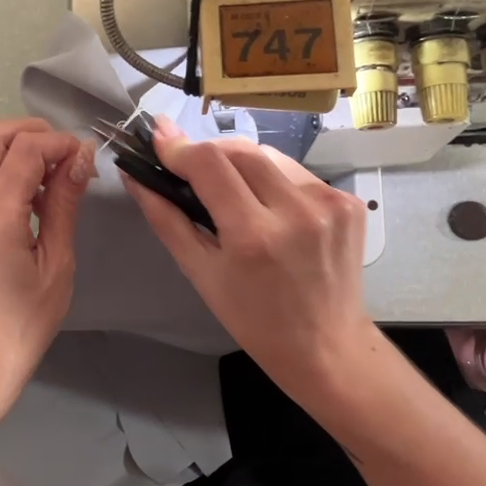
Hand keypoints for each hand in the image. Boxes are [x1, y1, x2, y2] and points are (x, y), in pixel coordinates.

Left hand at [0, 118, 93, 405]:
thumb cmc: (28, 319)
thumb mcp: (58, 261)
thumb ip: (64, 203)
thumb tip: (80, 157)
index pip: (24, 149)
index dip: (60, 142)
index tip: (87, 158)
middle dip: (35, 133)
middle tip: (69, 158)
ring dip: (20, 149)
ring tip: (56, 178)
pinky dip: (9, 169)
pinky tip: (37, 198)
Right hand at [123, 114, 371, 396]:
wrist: (326, 346)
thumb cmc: (253, 319)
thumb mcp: (200, 274)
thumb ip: (166, 219)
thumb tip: (136, 176)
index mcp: (253, 236)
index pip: (210, 163)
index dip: (179, 147)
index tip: (159, 139)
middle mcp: (296, 211)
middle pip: (239, 151)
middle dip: (208, 152)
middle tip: (187, 165)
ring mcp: (329, 203)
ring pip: (270, 156)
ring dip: (240, 164)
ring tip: (229, 191)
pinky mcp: (349, 201)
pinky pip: (297, 173)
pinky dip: (273, 179)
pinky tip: (268, 206)